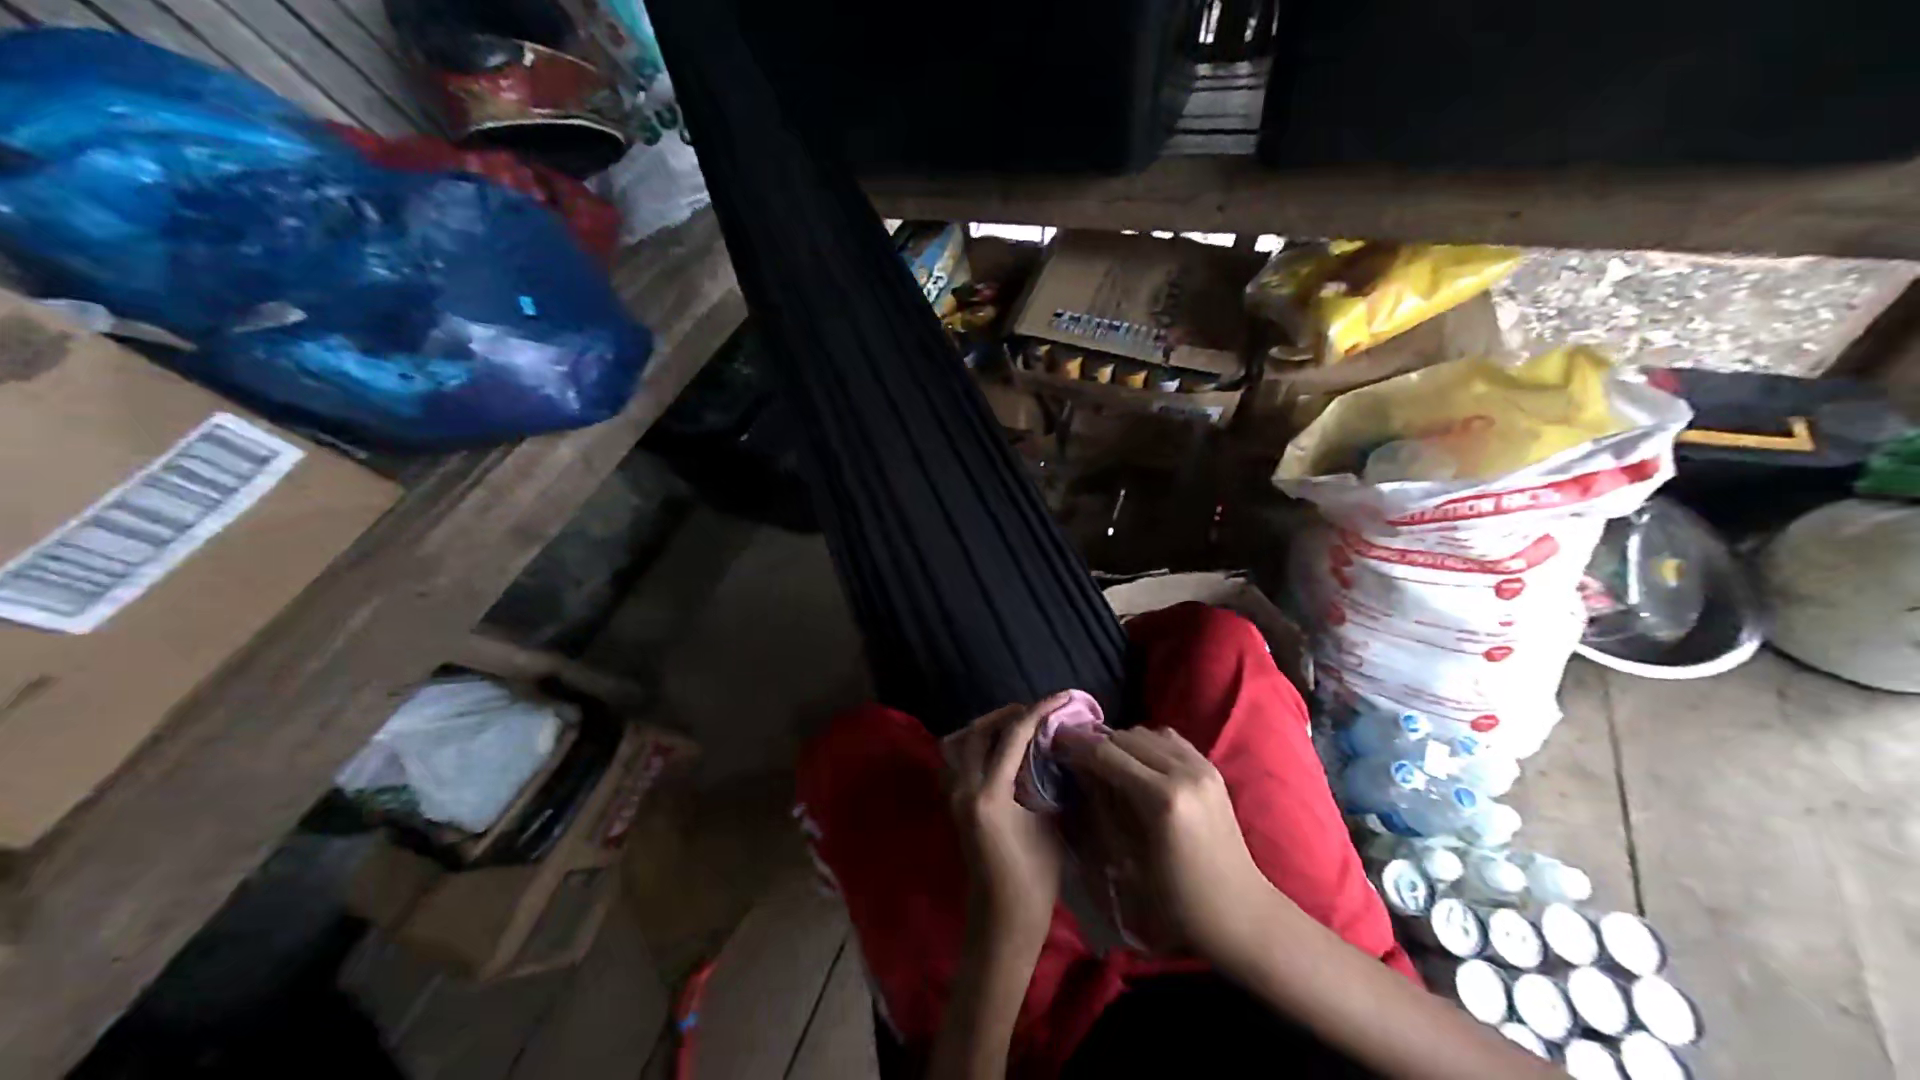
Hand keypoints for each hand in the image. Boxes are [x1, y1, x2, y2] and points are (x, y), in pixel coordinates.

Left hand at [941, 697, 1066, 947]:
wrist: (1002, 921)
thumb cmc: (1035, 881)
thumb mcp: (1049, 826)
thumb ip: (1043, 781)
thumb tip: (1051, 749)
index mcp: (990, 795)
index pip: (1012, 736)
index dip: (1037, 712)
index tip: (1060, 698)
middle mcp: (964, 789)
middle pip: (978, 730)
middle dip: (1008, 715)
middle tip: (1037, 713)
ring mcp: (954, 796)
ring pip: (959, 743)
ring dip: (986, 728)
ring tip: (1016, 728)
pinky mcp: (954, 804)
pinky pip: (957, 760)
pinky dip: (976, 746)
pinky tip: (1001, 753)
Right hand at [1056, 726, 1280, 964]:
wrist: (1239, 914)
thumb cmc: (1177, 900)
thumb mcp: (1127, 858)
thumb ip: (1101, 807)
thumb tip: (1078, 773)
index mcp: (1162, 798)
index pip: (1106, 753)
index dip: (1076, 746)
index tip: (1054, 744)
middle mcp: (1184, 773)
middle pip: (1126, 736)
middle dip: (1097, 743)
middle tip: (1075, 756)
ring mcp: (1203, 768)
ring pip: (1148, 733)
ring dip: (1123, 743)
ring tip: (1106, 762)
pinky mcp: (1212, 770)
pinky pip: (1171, 741)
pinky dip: (1148, 745)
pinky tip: (1138, 765)